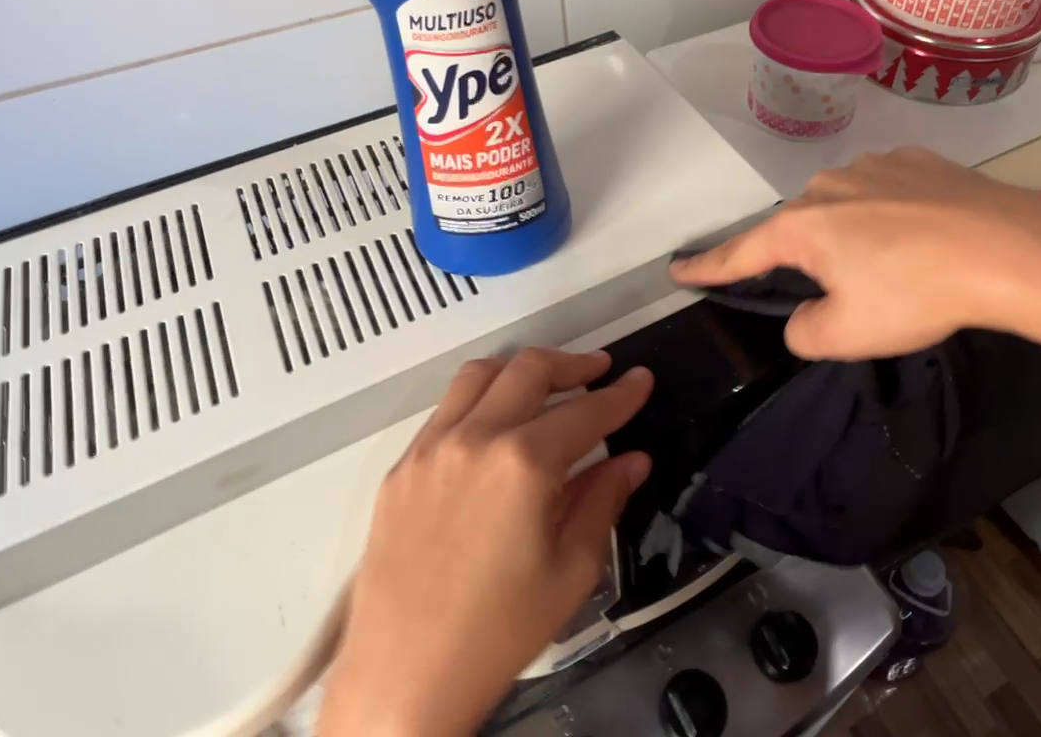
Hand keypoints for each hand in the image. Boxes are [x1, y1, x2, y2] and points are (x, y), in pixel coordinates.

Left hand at [317, 349, 652, 736]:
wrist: (404, 676)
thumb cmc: (496, 633)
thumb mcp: (571, 570)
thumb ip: (603, 501)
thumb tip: (630, 462)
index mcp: (523, 463)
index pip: (586, 411)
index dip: (622, 394)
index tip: (640, 381)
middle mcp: (474, 439)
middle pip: (529, 369)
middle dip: (573, 364)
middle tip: (599, 372)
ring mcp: (430, 449)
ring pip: (479, 375)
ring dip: (520, 370)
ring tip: (547, 384)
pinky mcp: (401, 468)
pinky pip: (445, 410)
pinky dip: (479, 398)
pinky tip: (494, 426)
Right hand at [671, 147, 1040, 359]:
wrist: (1009, 249)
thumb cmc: (915, 293)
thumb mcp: (847, 334)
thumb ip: (805, 331)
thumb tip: (804, 317)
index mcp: (802, 226)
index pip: (740, 253)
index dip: (707, 267)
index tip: (677, 269)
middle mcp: (829, 185)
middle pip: (799, 229)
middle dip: (807, 260)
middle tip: (842, 293)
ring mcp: (876, 165)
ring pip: (844, 207)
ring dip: (852, 235)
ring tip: (896, 267)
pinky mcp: (920, 160)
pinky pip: (886, 192)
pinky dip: (891, 215)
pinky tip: (922, 236)